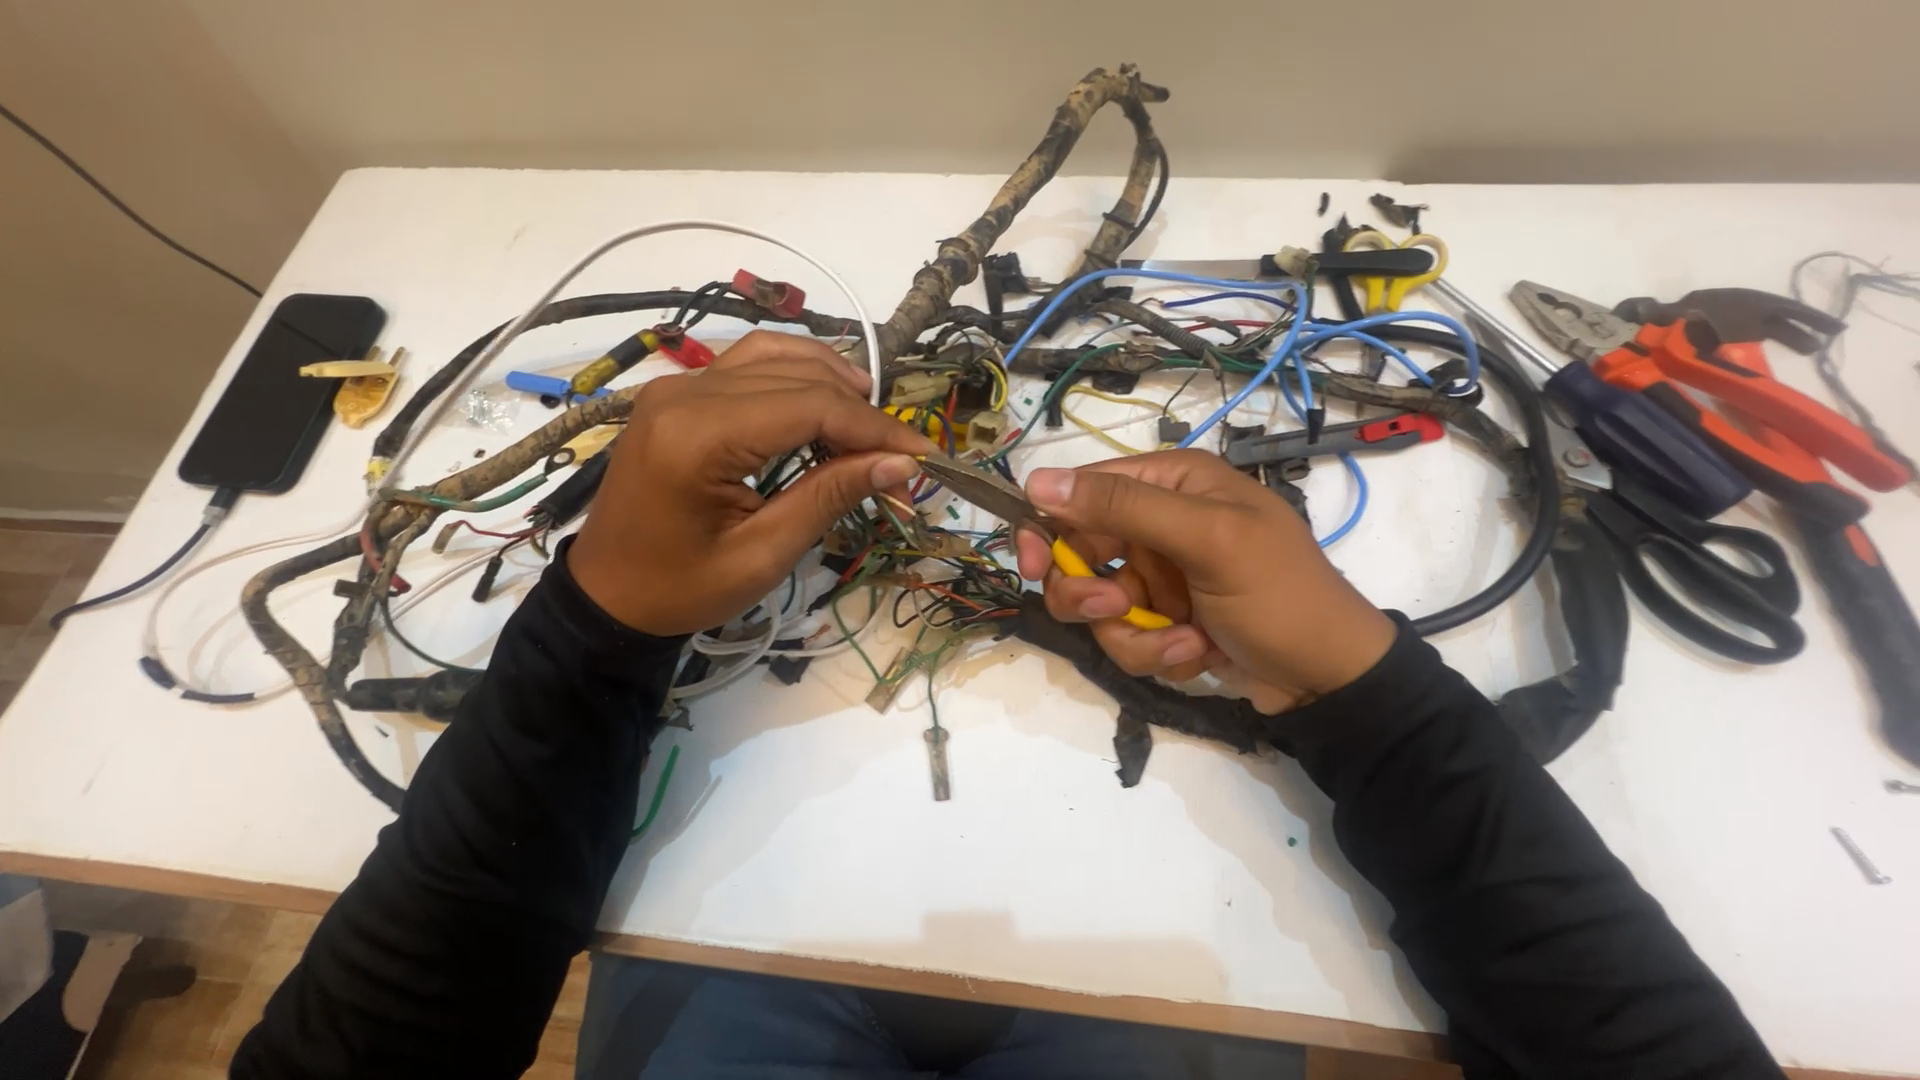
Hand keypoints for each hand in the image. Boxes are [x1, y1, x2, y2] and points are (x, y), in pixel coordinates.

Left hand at [568, 331, 934, 634]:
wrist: (608, 594)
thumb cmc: (681, 588)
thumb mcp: (763, 554)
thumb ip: (829, 497)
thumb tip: (899, 463)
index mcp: (699, 436)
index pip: (810, 407)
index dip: (874, 428)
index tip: (922, 457)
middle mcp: (685, 393)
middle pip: (798, 377)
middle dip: (859, 414)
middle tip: (899, 461)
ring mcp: (677, 386)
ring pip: (775, 355)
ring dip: (831, 380)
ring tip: (871, 420)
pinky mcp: (678, 393)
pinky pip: (748, 362)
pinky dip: (795, 371)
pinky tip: (824, 394)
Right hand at [1013, 450, 1395, 711]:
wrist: (1329, 679)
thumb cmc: (1278, 595)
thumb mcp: (1207, 540)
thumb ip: (1124, 506)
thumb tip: (1037, 479)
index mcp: (1171, 483)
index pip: (1081, 491)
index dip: (1047, 525)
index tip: (1032, 566)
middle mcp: (1159, 523)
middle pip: (1078, 554)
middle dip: (1093, 594)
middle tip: (1117, 611)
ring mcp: (1160, 575)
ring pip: (1097, 605)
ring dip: (1133, 633)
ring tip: (1182, 643)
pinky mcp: (1163, 619)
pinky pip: (1125, 636)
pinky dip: (1157, 651)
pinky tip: (1197, 652)